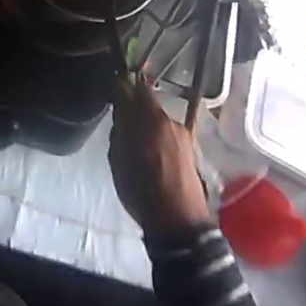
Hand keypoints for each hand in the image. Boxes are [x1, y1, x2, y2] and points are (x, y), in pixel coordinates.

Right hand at [109, 77, 213, 235]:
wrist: (178, 220)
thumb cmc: (141, 189)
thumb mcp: (119, 158)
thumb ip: (119, 127)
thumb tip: (120, 107)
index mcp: (151, 118)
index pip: (136, 87)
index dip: (124, 84)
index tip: (115, 86)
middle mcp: (170, 120)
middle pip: (149, 103)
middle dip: (135, 107)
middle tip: (121, 120)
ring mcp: (183, 134)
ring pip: (159, 120)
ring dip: (147, 124)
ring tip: (136, 144)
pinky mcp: (191, 150)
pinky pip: (168, 134)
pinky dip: (158, 138)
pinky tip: (153, 155)